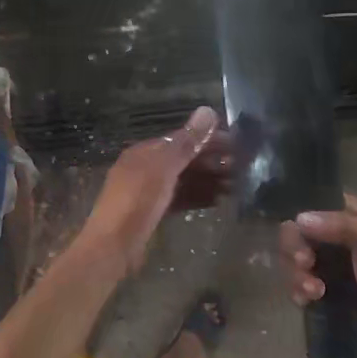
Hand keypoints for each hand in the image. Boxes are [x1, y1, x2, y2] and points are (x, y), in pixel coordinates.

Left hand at [77, 106, 230, 276]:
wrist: (112, 247)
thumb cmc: (136, 202)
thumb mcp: (163, 168)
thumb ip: (186, 142)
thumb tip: (208, 110)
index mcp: (144, 152)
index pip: (181, 138)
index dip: (208, 139)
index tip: (238, 143)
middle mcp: (146, 168)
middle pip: (184, 159)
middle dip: (212, 161)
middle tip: (244, 166)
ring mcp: (149, 192)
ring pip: (184, 180)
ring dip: (210, 180)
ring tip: (239, 184)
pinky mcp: (153, 213)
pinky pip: (180, 199)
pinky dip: (199, 197)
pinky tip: (220, 201)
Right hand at [277, 193, 356, 346]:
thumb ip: (342, 226)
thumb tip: (299, 219)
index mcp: (353, 216)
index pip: (314, 204)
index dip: (303, 219)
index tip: (303, 236)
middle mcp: (336, 234)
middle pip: (296, 232)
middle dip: (295, 250)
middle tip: (305, 265)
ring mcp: (327, 261)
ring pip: (292, 257)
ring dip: (295, 274)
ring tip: (312, 293)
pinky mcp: (320, 285)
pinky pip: (295, 280)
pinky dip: (296, 289)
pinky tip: (306, 301)